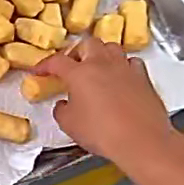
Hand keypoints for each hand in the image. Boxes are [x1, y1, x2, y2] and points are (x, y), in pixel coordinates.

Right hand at [35, 39, 181, 171]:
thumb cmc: (101, 132)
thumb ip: (61, 109)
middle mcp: (103, 64)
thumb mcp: (69, 124)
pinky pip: (132, 62)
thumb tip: (63, 105)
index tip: (40, 71)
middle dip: (76, 52)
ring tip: (96, 67)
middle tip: (71, 66)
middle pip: (88, 44)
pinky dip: (123, 65)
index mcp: (79, 73)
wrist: (141, 141)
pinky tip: (120, 77)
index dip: (45, 64)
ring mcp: (126, 69)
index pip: (57, 60)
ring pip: (112, 48)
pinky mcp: (144, 78)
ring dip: (101, 54)